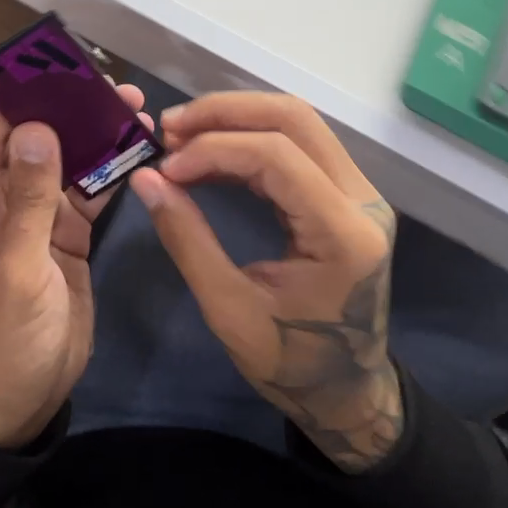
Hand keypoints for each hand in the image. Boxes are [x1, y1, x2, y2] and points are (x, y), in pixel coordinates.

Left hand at [0, 85, 150, 448]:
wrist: (23, 403)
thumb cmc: (2, 339)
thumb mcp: (14, 270)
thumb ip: (28, 200)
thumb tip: (35, 128)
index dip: (19, 98)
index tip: (56, 67)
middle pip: (32, 141)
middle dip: (67, 111)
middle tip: (109, 84)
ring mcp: (34, 216)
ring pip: (65, 162)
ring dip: (95, 136)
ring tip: (135, 107)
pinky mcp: (66, 235)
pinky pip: (88, 192)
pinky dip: (111, 170)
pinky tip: (139, 147)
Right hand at [129, 92, 402, 471]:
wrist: (347, 395)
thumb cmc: (291, 364)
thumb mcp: (228, 309)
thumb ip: (187, 238)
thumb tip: (145, 178)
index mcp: (343, 234)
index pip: (277, 157)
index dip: (214, 149)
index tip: (166, 167)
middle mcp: (362, 201)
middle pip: (294, 119)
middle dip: (225, 112)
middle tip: (170, 128)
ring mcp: (360, 194)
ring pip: (298, 123)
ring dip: (235, 119)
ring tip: (181, 136)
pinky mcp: (347, 196)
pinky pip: (298, 146)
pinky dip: (248, 139)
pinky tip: (209, 153)